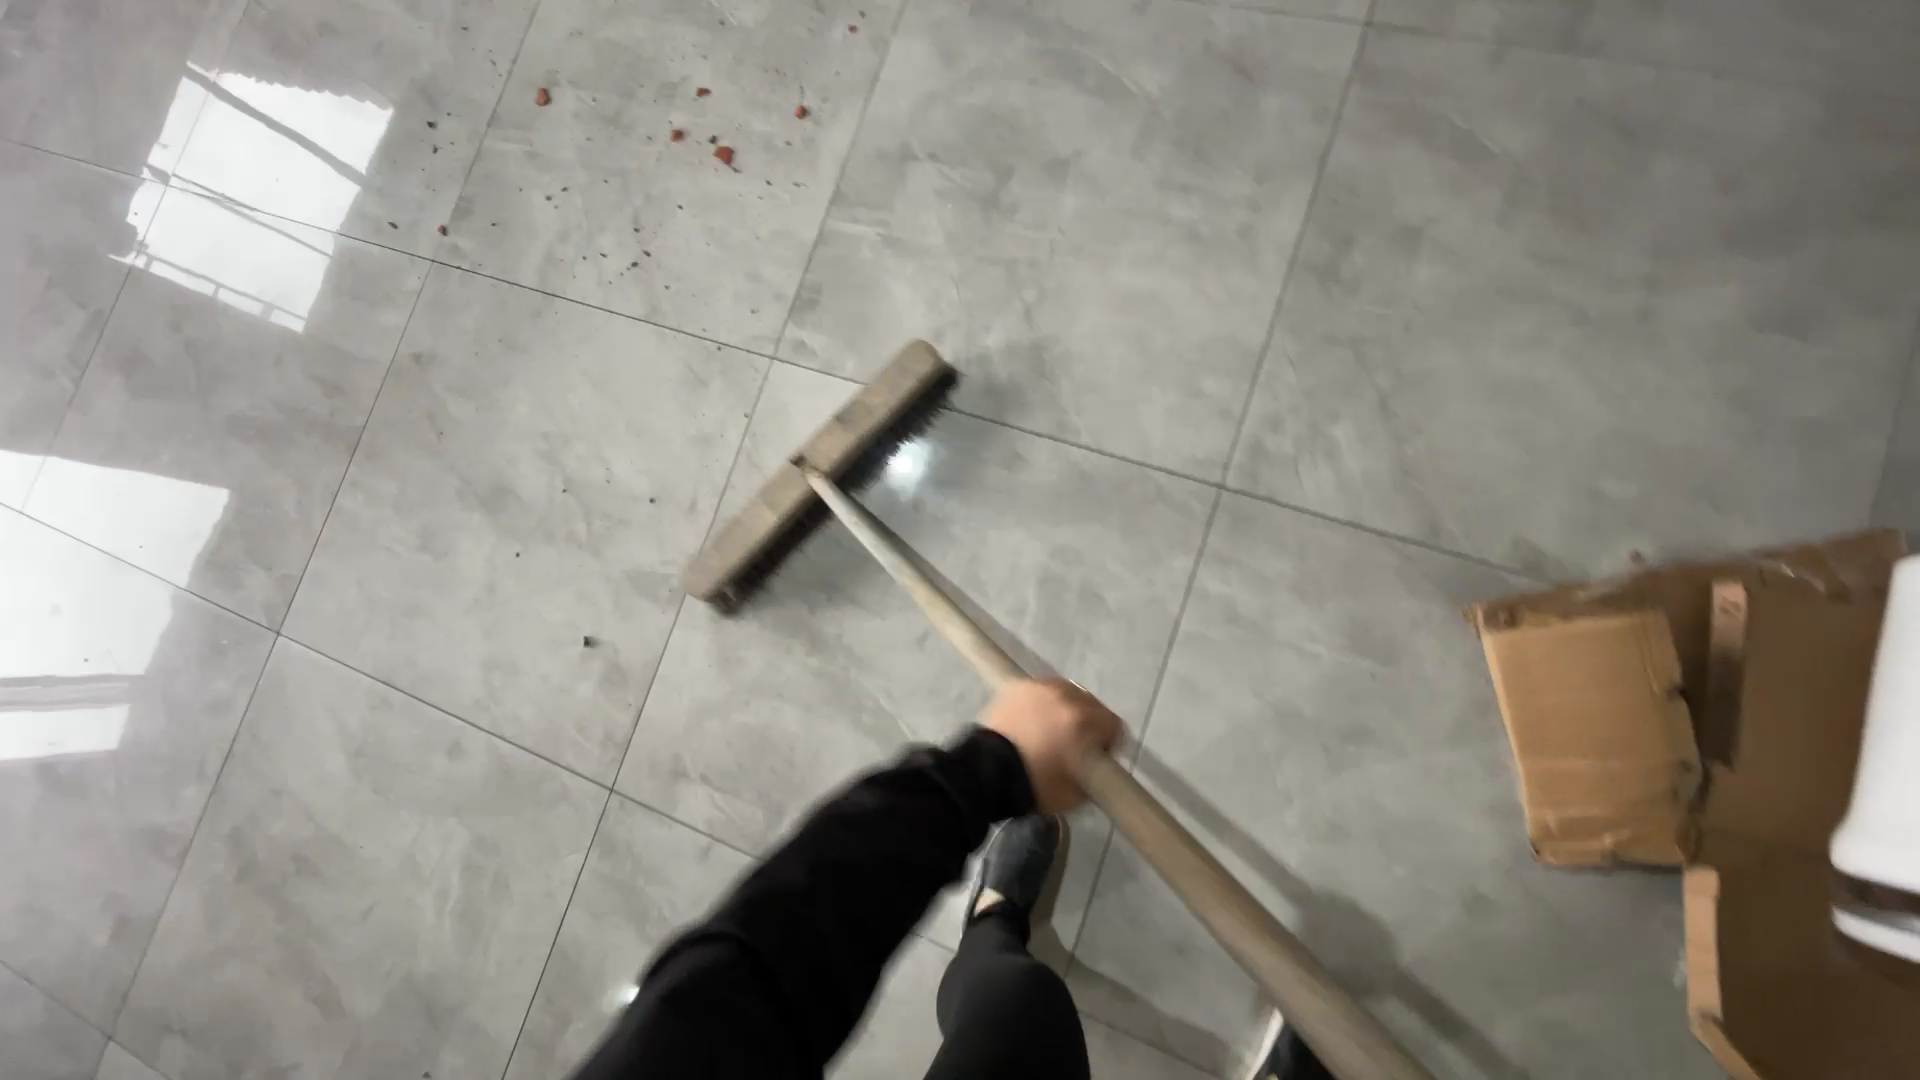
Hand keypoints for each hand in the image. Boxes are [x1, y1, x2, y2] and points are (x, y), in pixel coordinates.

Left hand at [983, 677, 1123, 813]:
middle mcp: (1066, 696)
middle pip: (1092, 705)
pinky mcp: (1020, 685)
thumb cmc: (1035, 786)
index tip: (1097, 755)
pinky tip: (1035, 718)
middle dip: (1088, 723)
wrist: (986, 772)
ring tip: (1053, 727)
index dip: (1108, 742)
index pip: (1113, 724)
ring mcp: (1041, 687)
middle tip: (1075, 742)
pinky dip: (1045, 702)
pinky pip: (1044, 690)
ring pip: (1068, 692)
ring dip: (1067, 708)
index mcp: (1084, 722)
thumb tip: (1099, 764)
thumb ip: (1096, 773)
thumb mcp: (1077, 793)